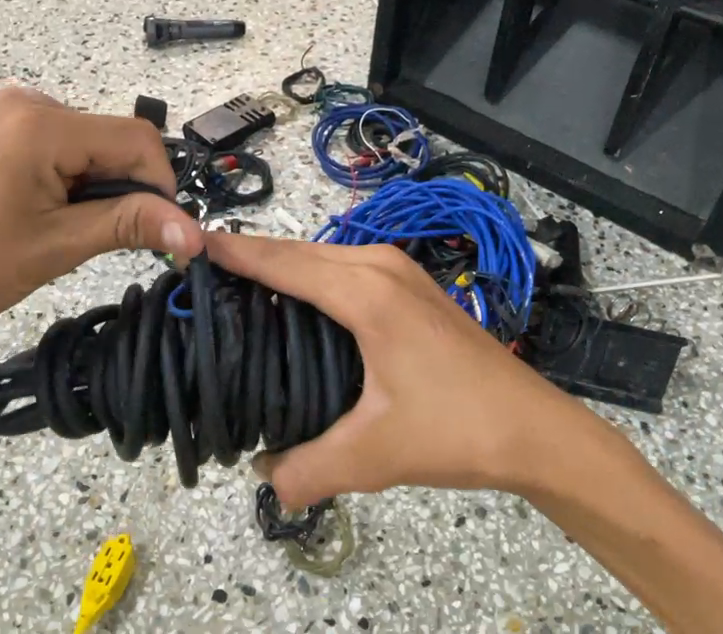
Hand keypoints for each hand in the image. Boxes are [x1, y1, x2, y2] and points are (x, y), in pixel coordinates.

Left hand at [0, 88, 202, 355]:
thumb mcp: (60, 245)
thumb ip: (132, 224)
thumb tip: (196, 232)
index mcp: (42, 123)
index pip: (136, 138)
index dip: (160, 184)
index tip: (163, 231)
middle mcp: (26, 102)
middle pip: (111, 138)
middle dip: (122, 187)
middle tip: (103, 237)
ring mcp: (5, 112)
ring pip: (87, 143)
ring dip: (95, 184)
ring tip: (65, 229)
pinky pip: (56, 143)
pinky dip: (68, 176)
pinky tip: (44, 211)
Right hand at [206, 232, 588, 507]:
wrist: (536, 428)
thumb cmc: (458, 428)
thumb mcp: (375, 456)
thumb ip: (308, 469)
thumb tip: (263, 478)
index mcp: (366, 292)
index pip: (282, 262)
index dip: (232, 252)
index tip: (186, 244)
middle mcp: (379, 266)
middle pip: (298, 250)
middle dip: (249, 257)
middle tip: (199, 279)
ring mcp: (399, 271)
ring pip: (322, 256)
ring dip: (280, 267)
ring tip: (236, 292)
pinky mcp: (410, 287)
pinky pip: (343, 269)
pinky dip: (310, 278)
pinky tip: (295, 309)